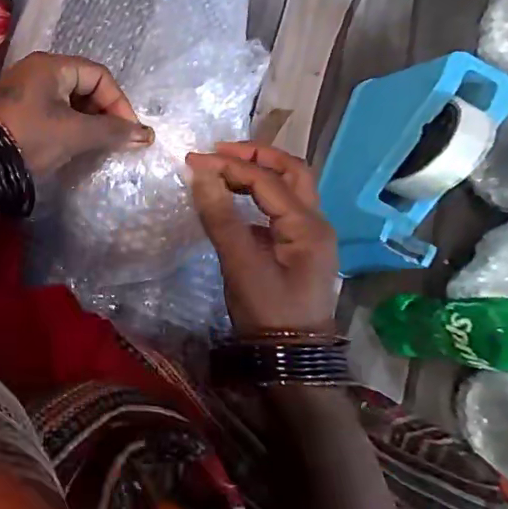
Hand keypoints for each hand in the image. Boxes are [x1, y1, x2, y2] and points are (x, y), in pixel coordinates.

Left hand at [0, 52, 152, 177]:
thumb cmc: (31, 139)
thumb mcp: (75, 134)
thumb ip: (112, 131)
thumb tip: (146, 134)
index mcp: (52, 65)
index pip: (99, 76)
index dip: (119, 103)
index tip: (128, 131)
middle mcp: (36, 69)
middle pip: (84, 85)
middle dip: (103, 112)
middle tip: (113, 138)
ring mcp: (23, 89)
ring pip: (67, 100)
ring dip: (86, 121)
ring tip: (95, 144)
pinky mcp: (15, 109)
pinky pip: (51, 110)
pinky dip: (67, 125)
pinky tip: (72, 145)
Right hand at [186, 142, 339, 334]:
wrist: (290, 356)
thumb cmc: (267, 311)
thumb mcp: (240, 265)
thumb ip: (220, 217)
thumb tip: (200, 173)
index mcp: (306, 225)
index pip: (266, 180)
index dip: (228, 166)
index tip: (192, 161)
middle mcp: (315, 223)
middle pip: (292, 172)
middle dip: (256, 156)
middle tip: (219, 152)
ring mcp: (309, 236)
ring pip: (290, 189)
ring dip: (260, 173)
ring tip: (225, 169)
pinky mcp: (298, 249)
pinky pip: (281, 210)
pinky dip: (259, 196)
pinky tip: (235, 202)